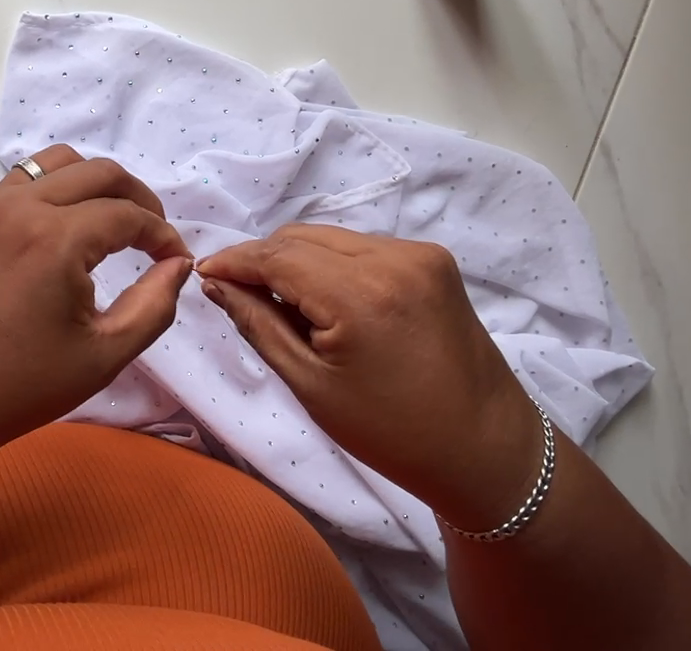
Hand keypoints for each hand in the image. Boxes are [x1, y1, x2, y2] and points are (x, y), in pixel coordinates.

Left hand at [0, 145, 192, 451]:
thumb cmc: (24, 382)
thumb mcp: (106, 354)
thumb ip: (155, 304)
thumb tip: (179, 264)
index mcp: (54, 239)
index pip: (127, 215)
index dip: (162, 235)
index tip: (175, 260)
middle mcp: (21, 206)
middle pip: (99, 172)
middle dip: (138, 199)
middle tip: (153, 235)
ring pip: (58, 162)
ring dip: (95, 183)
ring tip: (111, 220)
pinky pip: (25, 178)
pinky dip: (56, 187)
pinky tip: (66, 225)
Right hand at [197, 225, 542, 532]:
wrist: (489, 452)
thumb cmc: (392, 432)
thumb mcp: (310, 385)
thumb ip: (258, 324)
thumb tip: (215, 284)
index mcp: (363, 294)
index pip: (277, 256)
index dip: (234, 261)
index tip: (202, 273)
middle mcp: (394, 258)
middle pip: (300, 237)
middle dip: (261, 260)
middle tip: (235, 292)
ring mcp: (418, 254)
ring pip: (328, 237)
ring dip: (295, 260)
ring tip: (279, 300)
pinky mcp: (432, 260)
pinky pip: (358, 246)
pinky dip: (329, 263)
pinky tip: (323, 299)